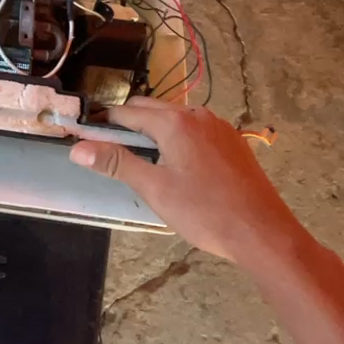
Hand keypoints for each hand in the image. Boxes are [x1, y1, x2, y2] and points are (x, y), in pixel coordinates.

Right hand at [70, 97, 307, 268]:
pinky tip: (178, 164)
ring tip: (143, 159)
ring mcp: (218, 127)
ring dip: (153, 129)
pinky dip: (176, 136)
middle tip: (112, 150)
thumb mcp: (154, 189)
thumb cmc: (205, 212)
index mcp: (174, 123)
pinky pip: (194, 128)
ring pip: (174, 117)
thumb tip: (78, 149)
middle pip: (150, 108)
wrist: (265, 234)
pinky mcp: (232, 141)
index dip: (103, 123)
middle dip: (127, 123)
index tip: (85, 135)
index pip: (126, 113)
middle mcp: (196, 115)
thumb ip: (116, 163)